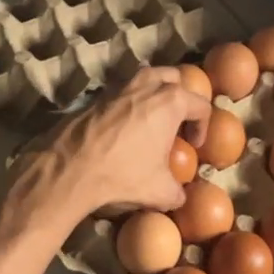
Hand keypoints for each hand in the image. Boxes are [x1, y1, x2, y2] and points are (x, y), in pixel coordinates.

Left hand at [7, 66, 210, 227]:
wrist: (71, 168)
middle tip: (178, 121)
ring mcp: (119, 86)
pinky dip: (129, 102)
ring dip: (154, 92)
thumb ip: (177, 192)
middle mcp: (147, 85)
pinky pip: (122, 92)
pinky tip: (124, 127)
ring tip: (153, 118)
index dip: (203, 127)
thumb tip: (180, 196)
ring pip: (146, 77)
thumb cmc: (123, 174)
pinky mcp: (97, 95)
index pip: (201, 105)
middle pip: (175, 78)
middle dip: (181, 96)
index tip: (195, 145)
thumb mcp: (160, 191)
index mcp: (171, 101)